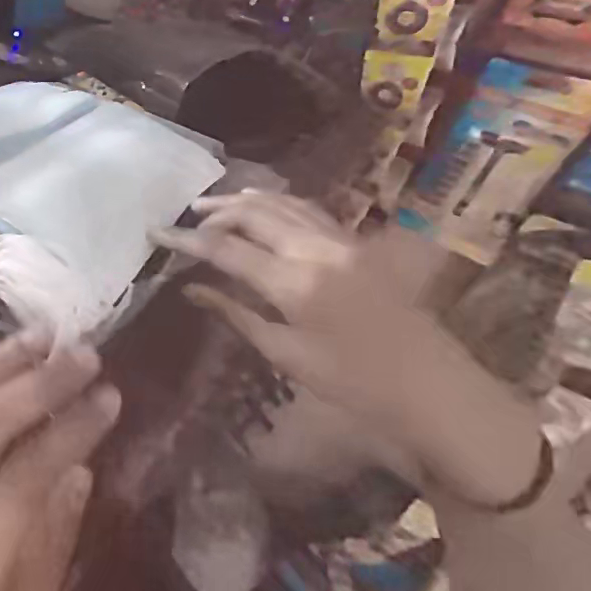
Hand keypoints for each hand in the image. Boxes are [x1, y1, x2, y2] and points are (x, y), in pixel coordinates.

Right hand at [151, 192, 541, 508]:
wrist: (433, 389)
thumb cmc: (356, 385)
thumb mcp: (288, 356)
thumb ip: (237, 314)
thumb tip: (192, 289)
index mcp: (293, 282)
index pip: (226, 249)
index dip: (186, 239)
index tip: (156, 232)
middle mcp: (314, 249)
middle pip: (252, 213)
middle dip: (214, 211)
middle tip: (184, 218)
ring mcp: (339, 239)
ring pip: (280, 203)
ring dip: (243, 200)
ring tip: (212, 204)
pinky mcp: (354, 241)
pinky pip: (306, 208)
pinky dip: (276, 202)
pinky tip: (262, 204)